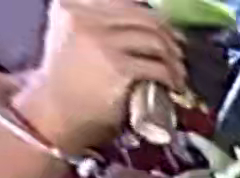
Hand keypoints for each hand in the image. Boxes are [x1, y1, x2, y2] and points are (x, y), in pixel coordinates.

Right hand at [12, 0, 185, 153]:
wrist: (60, 105)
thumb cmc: (77, 77)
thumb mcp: (80, 37)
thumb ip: (107, 26)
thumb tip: (153, 28)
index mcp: (73, 4)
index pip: (125, 1)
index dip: (156, 18)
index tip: (170, 35)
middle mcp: (82, 15)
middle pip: (147, 18)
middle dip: (172, 41)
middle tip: (179, 60)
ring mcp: (98, 38)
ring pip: (156, 41)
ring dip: (176, 62)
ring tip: (177, 77)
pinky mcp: (117, 65)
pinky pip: (160, 67)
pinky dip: (174, 79)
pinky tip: (174, 88)